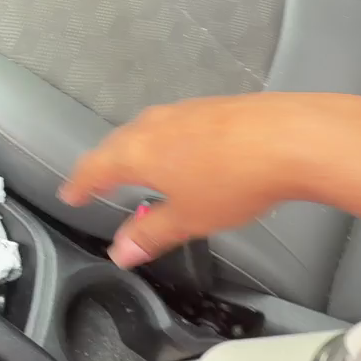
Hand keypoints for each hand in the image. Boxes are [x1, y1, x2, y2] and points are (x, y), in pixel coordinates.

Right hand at [59, 93, 360, 266]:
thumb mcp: (189, 218)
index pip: (94, 169)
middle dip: (104, 167)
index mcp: (136, 153)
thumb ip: (151, 234)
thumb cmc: (232, 181)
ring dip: (133, 152)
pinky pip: (169, 126)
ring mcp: (180, 111)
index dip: (80, 185)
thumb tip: (120, 253)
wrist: (290, 136)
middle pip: (115, 146)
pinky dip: (161, 143)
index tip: (70, 195)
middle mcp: (150, 126)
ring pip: (143, 132)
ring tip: (136, 169)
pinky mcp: (207, 107)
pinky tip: (180, 153)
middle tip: (98, 183)